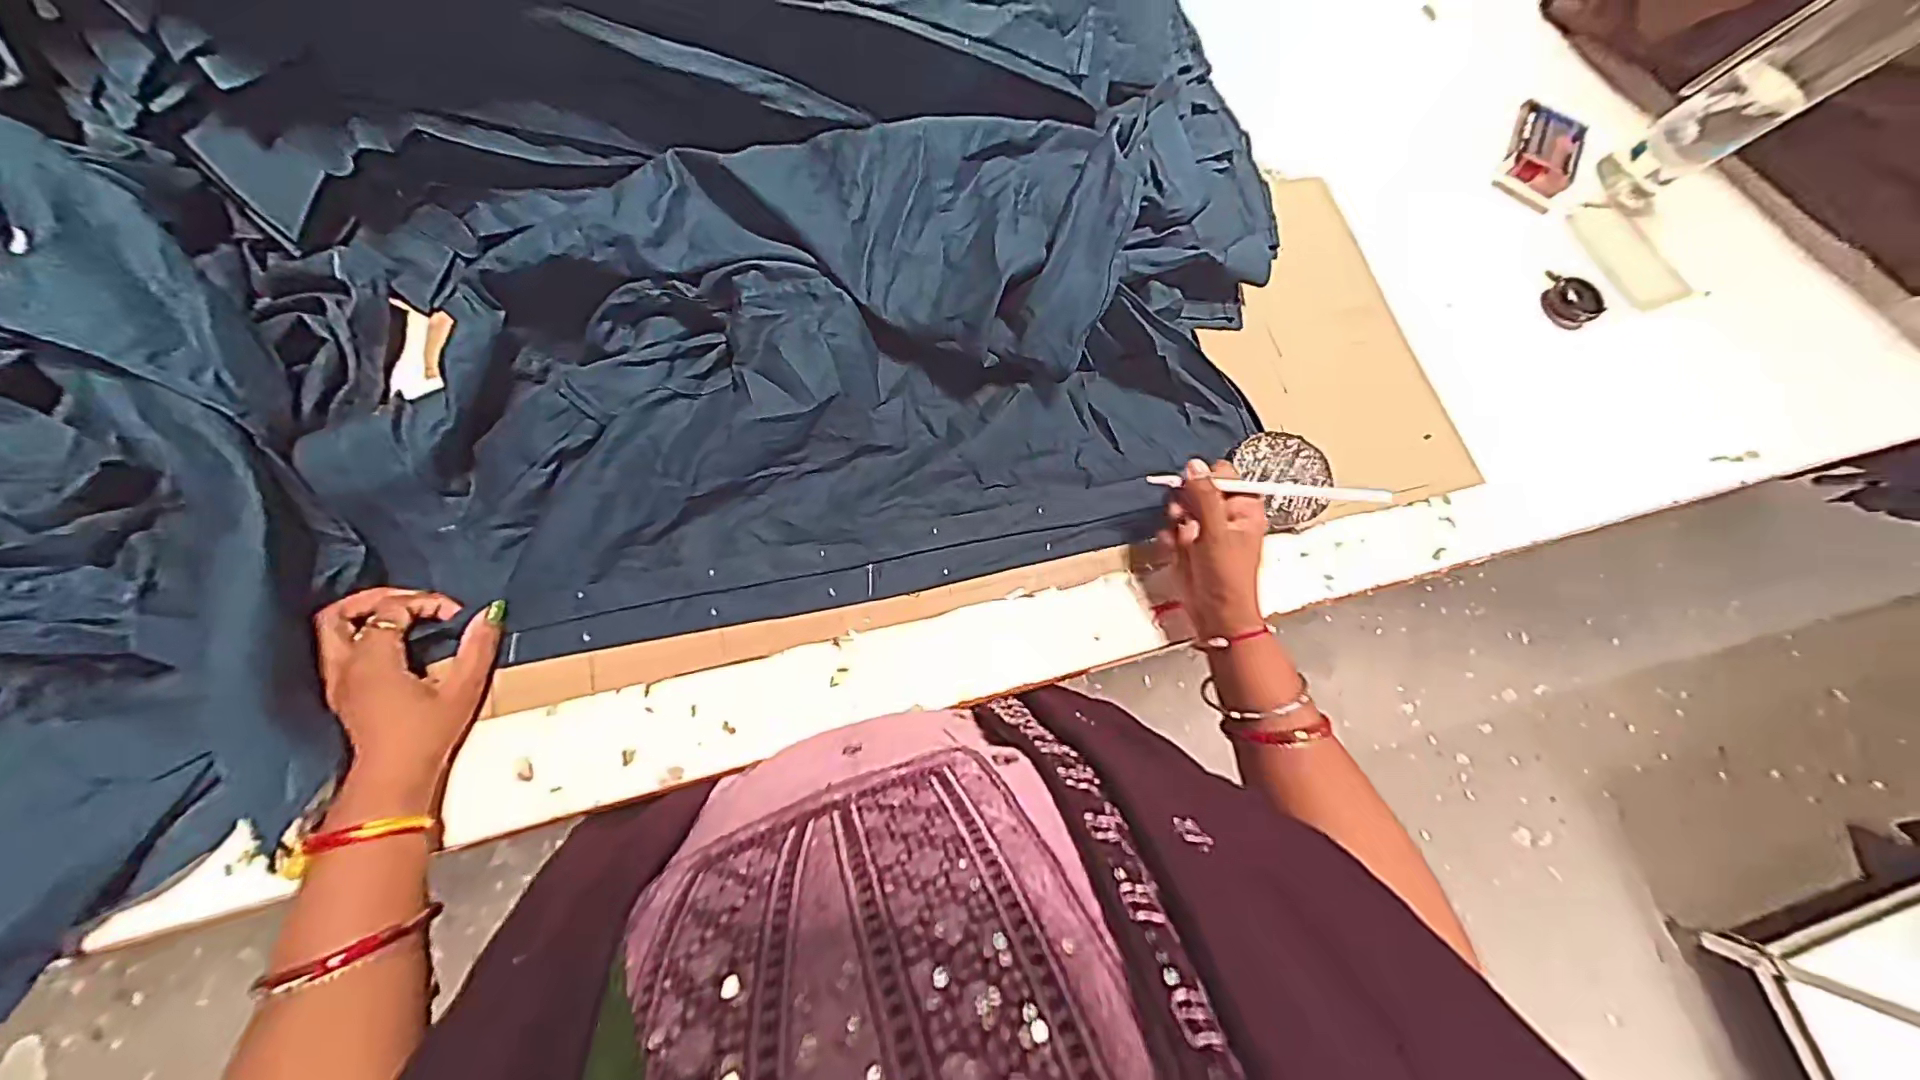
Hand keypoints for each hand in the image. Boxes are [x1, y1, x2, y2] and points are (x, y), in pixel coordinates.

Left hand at [314, 588, 505, 805]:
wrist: (394, 778)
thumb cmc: (429, 734)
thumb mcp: (464, 688)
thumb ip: (478, 647)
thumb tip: (491, 613)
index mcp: (373, 660)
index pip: (391, 609)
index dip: (427, 602)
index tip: (456, 614)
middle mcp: (345, 666)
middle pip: (340, 612)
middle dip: (379, 597)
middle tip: (416, 600)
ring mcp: (337, 680)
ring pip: (332, 630)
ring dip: (366, 614)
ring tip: (404, 615)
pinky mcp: (341, 693)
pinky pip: (340, 647)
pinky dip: (364, 633)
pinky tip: (395, 642)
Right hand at [1157, 458, 1267, 638]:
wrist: (1215, 613)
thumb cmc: (1226, 575)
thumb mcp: (1216, 530)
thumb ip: (1204, 496)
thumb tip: (1194, 465)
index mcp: (1244, 508)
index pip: (1223, 476)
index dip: (1205, 481)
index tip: (1193, 490)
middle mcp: (1226, 516)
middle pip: (1198, 490)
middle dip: (1186, 503)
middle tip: (1185, 517)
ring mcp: (1206, 531)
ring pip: (1181, 509)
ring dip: (1176, 521)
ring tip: (1182, 538)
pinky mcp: (1188, 545)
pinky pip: (1172, 529)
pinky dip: (1170, 538)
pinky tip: (1175, 549)